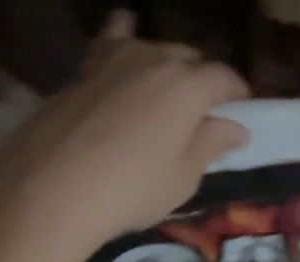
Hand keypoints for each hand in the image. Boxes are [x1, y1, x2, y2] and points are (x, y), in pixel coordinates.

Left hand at [0, 10, 249, 261]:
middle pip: (189, 58)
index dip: (238, 93)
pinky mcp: (84, 67)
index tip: (243, 110)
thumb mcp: (183, 178)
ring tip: (169, 87)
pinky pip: (112, 39)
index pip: (224, 78)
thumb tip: (235, 127)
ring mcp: (116, 57)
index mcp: (189, 87)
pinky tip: (125, 35)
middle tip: (204, 110)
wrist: (56, 185)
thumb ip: (210, 145)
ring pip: (153, 48)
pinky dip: (124, 36)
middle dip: (202, 79)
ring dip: (167, 63)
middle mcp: (155, 59)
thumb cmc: (133, 188)